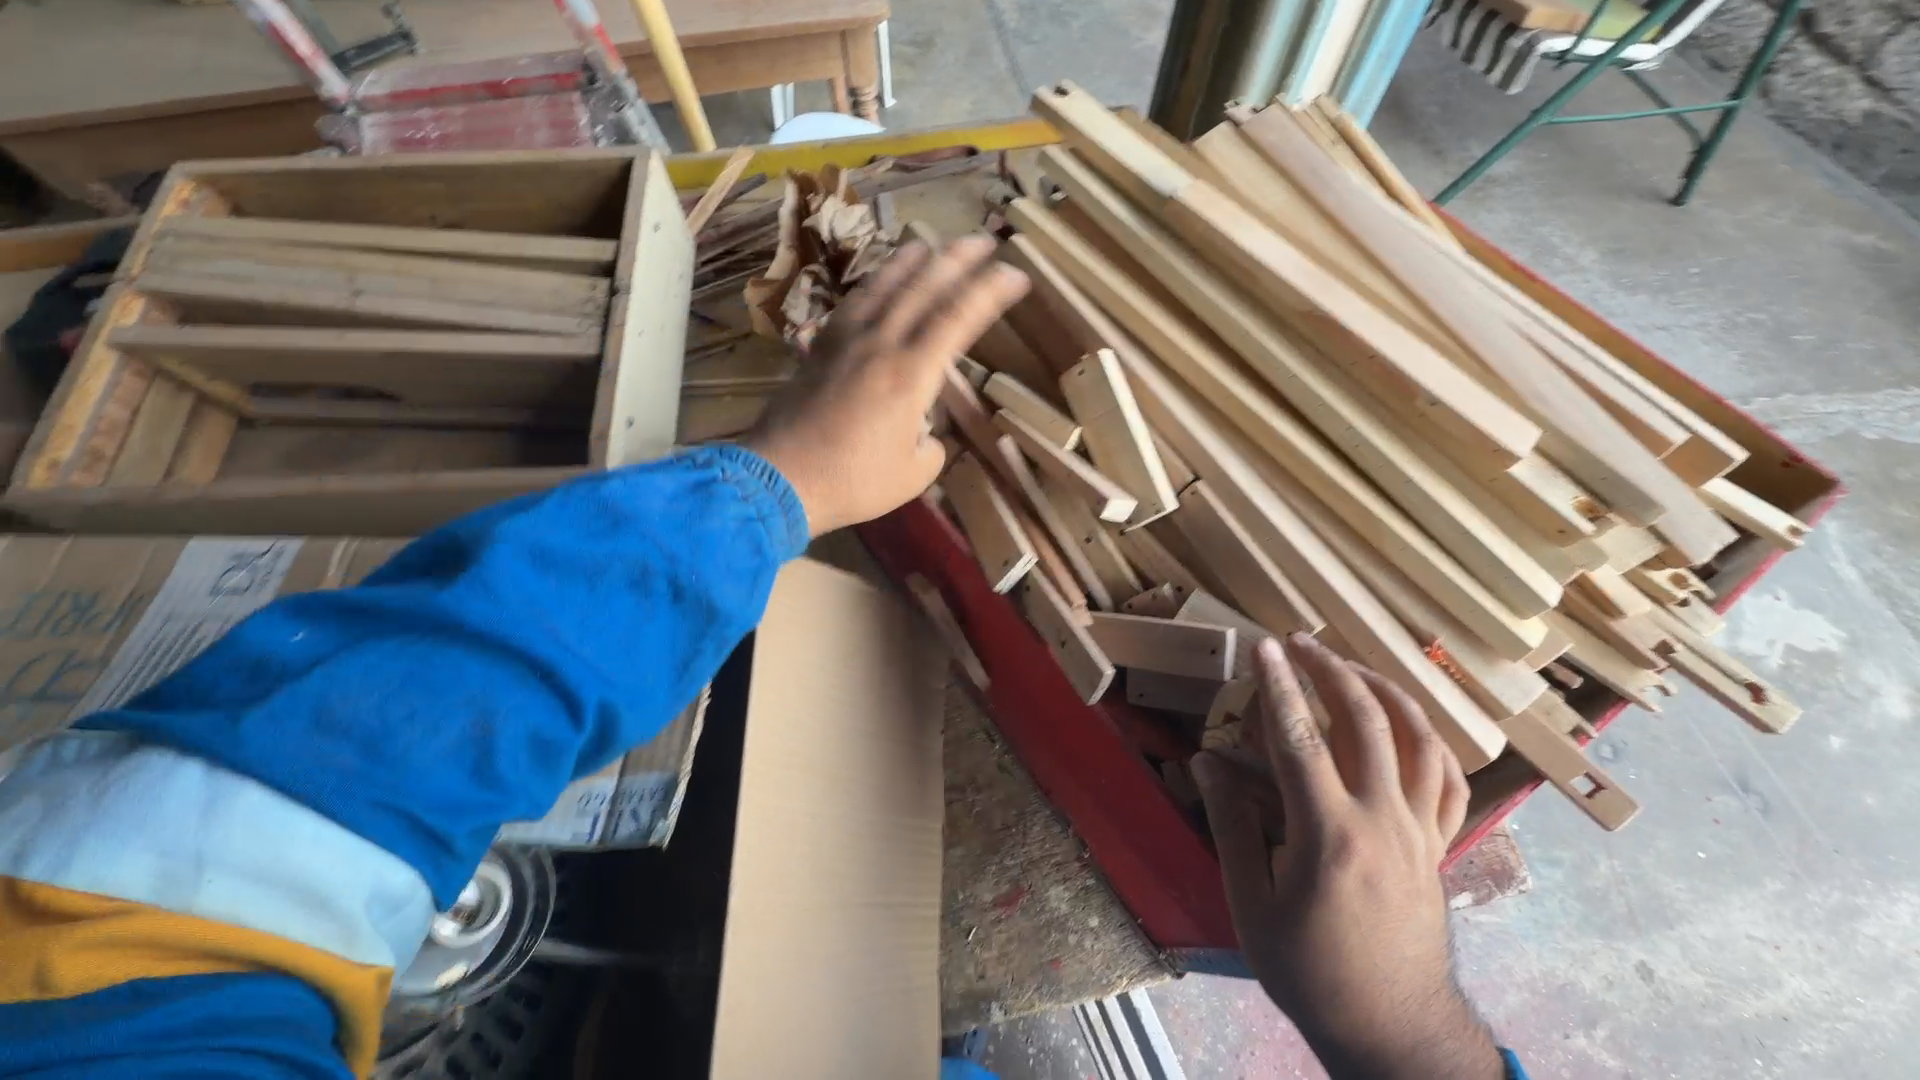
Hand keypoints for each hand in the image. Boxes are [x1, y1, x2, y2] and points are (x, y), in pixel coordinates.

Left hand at [743, 235, 1028, 535]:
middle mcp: (880, 345)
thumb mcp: (913, 474)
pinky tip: (874, 283)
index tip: (1014, 274)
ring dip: (909, 262)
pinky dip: (869, 287)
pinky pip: (850, 306)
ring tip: (927, 243)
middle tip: (981, 240)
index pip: (958, 319)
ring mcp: (845, 343)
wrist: (780, 479)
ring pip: (882, 288)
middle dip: (956, 260)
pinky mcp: (818, 350)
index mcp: (911, 374)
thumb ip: (931, 446)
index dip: (989, 293)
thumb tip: (925, 432)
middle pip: (922, 289)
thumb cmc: (853, 481)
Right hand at [1191, 635, 1501, 1079]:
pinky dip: (1429, 739)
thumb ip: (1231, 826)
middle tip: (1300, 642)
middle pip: (1365, 722)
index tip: (1264, 646)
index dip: (1279, 686)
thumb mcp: (1251, 906)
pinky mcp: (1441, 846)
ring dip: (1384, 691)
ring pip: (1417, 739)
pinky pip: (1449, 779)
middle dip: (1331, 671)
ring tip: (1351, 666)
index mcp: (1329, 835)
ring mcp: (1421, 831)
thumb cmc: (1309, 970)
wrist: (1391, 1026)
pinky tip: (1408, 724)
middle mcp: (1383, 821)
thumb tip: (1207, 762)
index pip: (1300, 739)